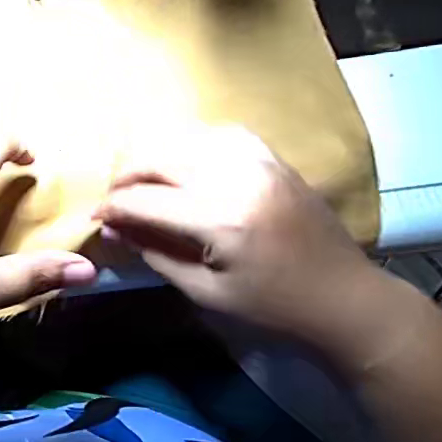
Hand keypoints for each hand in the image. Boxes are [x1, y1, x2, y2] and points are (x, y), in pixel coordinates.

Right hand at [94, 124, 425, 365]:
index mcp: (219, 219)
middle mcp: (236, 177)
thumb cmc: (272, 307)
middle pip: (159, 158)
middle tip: (114, 200)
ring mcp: (258, 161)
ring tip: (144, 181)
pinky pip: (221, 134)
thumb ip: (155, 252)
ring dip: (156, 157)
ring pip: (186, 137)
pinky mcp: (273, 158)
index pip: (143, 200)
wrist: (345, 299)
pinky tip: (185, 164)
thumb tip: (115, 227)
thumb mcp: (205, 292)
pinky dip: (193, 144)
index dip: (111, 208)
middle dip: (126, 177)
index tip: (97, 219)